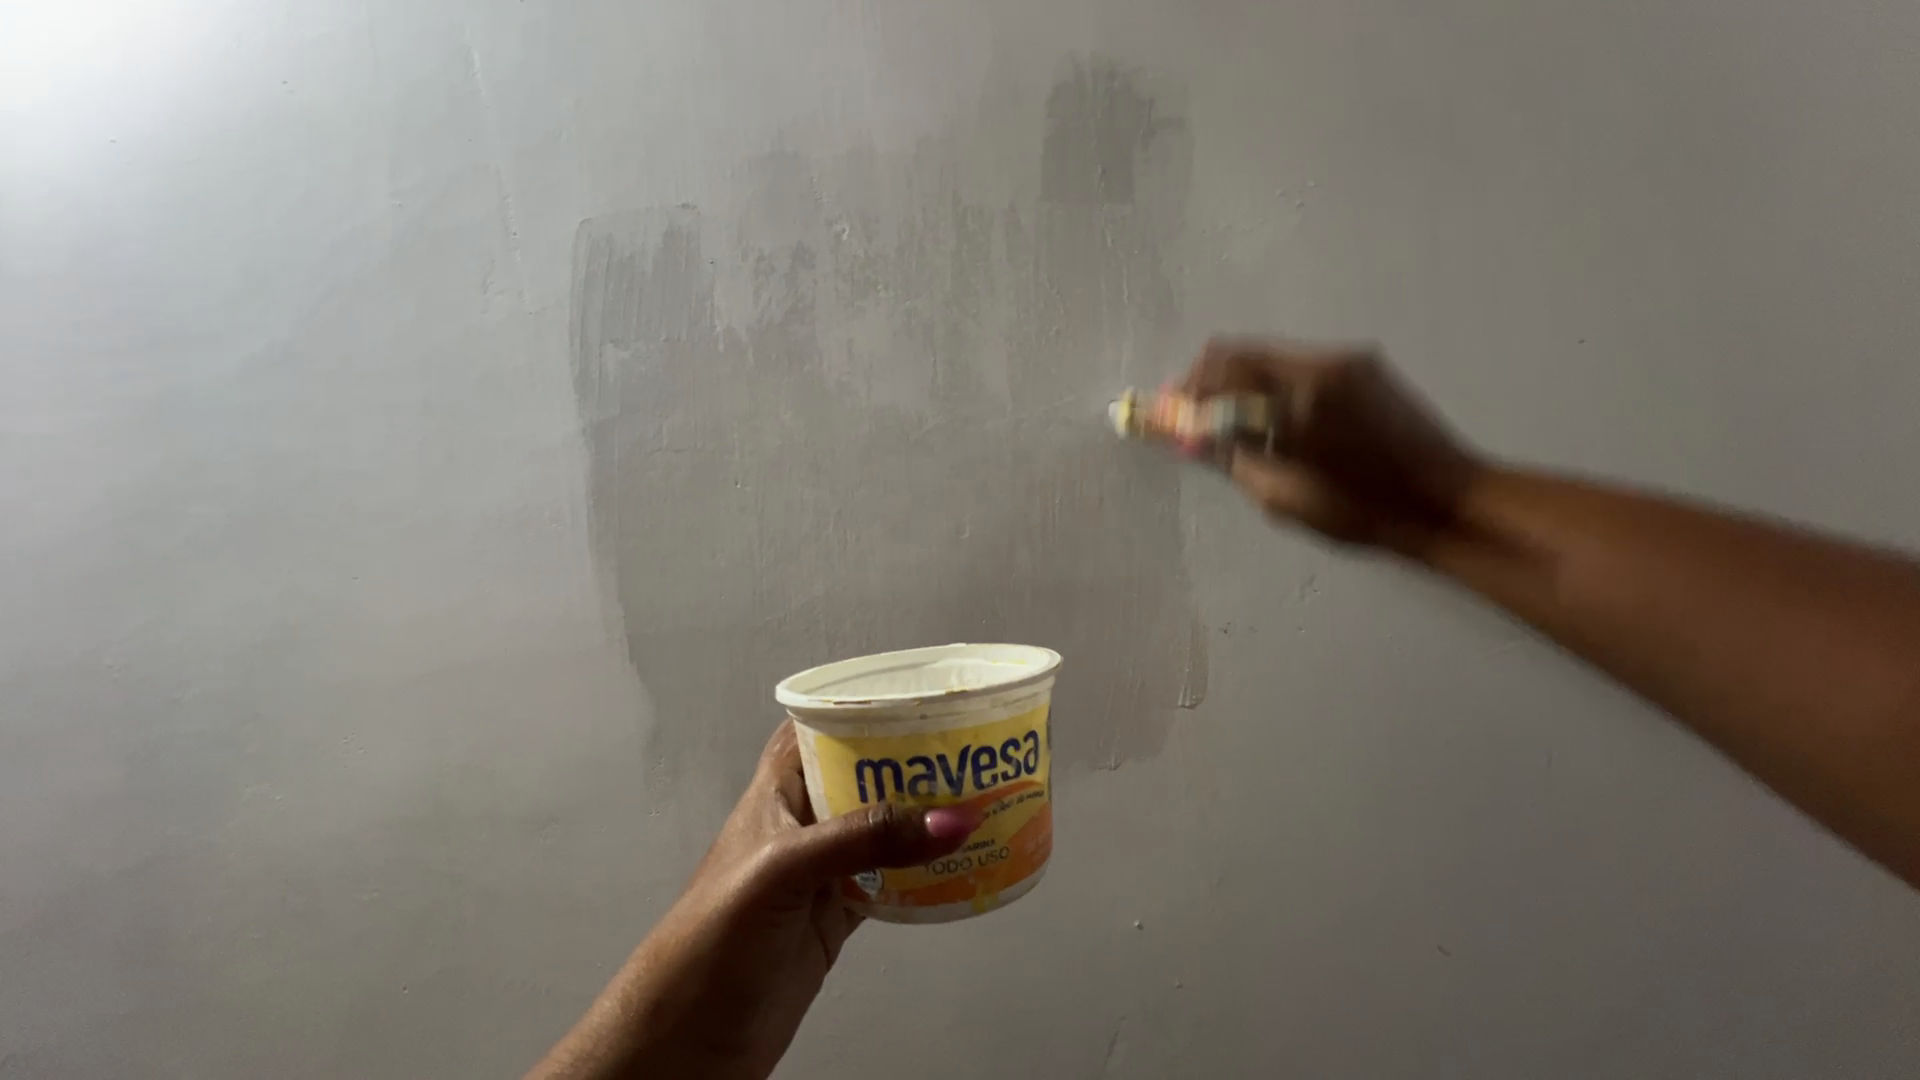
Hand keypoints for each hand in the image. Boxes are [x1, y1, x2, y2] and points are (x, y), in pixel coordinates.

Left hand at [528, 722, 977, 1079]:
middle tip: (962, 750)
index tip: (913, 698)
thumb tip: (950, 819)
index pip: (819, 729)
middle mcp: (802, 822)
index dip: (860, 708)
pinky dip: (922, 872)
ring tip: (973, 800)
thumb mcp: (785, 868)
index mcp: (776, 791)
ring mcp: (821, 870)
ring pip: (882, 828)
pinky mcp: (836, 914)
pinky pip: (891, 880)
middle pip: (863, 775)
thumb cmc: (709, 941)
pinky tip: (954, 865)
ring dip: (921, 817)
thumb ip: (865, 839)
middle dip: (908, 762)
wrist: (689, 1041)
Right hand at [1181, 337, 1482, 552]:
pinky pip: (1296, 364)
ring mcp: (1345, 361)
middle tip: (1188, 414)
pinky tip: (1270, 416)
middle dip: (1203, 381)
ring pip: (1265, 355)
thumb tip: (1192, 437)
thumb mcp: (1283, 496)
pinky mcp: (1362, 365)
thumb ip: (1232, 458)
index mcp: (1299, 404)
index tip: (1167, 418)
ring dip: (1236, 381)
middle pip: (1237, 351)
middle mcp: (1320, 367)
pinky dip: (1268, 383)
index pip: (1219, 377)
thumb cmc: (1362, 512)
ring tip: (1226, 419)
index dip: (1185, 397)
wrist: (1447, 500)